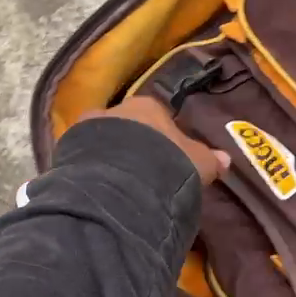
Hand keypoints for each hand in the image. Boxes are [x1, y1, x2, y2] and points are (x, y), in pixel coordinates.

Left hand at [79, 95, 230, 185]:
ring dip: (115, 159)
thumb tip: (225, 159)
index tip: (171, 158)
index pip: (158, 116)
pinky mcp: (70, 150)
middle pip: (129, 126)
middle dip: (137, 146)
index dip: (166, 138)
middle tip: (148, 173)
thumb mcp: (199, 164)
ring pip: (106, 142)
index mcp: (148, 106)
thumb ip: (210, 160)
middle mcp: (116, 109)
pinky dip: (99, 171)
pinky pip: (89, 160)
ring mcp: (89, 128)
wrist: (125, 179)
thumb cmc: (168, 162)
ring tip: (128, 186)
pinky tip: (110, 190)